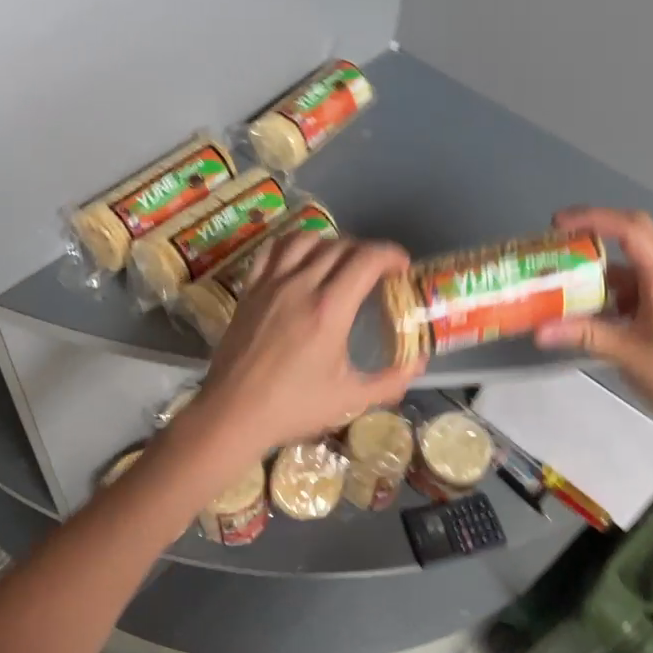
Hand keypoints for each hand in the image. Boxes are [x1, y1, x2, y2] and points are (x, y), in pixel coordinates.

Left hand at [187, 235, 425, 457]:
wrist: (233, 412)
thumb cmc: (293, 407)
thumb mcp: (349, 399)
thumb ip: (390, 380)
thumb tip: (419, 363)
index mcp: (329, 309)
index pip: (366, 260)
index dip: (390, 254)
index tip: (401, 266)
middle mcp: (300, 285)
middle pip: (340, 246)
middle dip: (366, 251)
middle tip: (377, 271)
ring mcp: (270, 284)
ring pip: (306, 240)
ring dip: (331, 243)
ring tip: (341, 261)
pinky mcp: (249, 289)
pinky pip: (272, 250)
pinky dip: (293, 244)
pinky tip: (302, 258)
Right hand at [535, 207, 652, 439]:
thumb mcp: (627, 355)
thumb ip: (582, 334)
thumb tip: (538, 330)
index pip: (630, 229)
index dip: (593, 218)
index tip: (557, 224)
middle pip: (635, 232)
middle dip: (595, 229)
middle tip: (558, 237)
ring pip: (636, 259)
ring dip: (603, 264)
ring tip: (565, 276)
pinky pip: (642, 280)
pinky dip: (615, 286)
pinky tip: (591, 307)